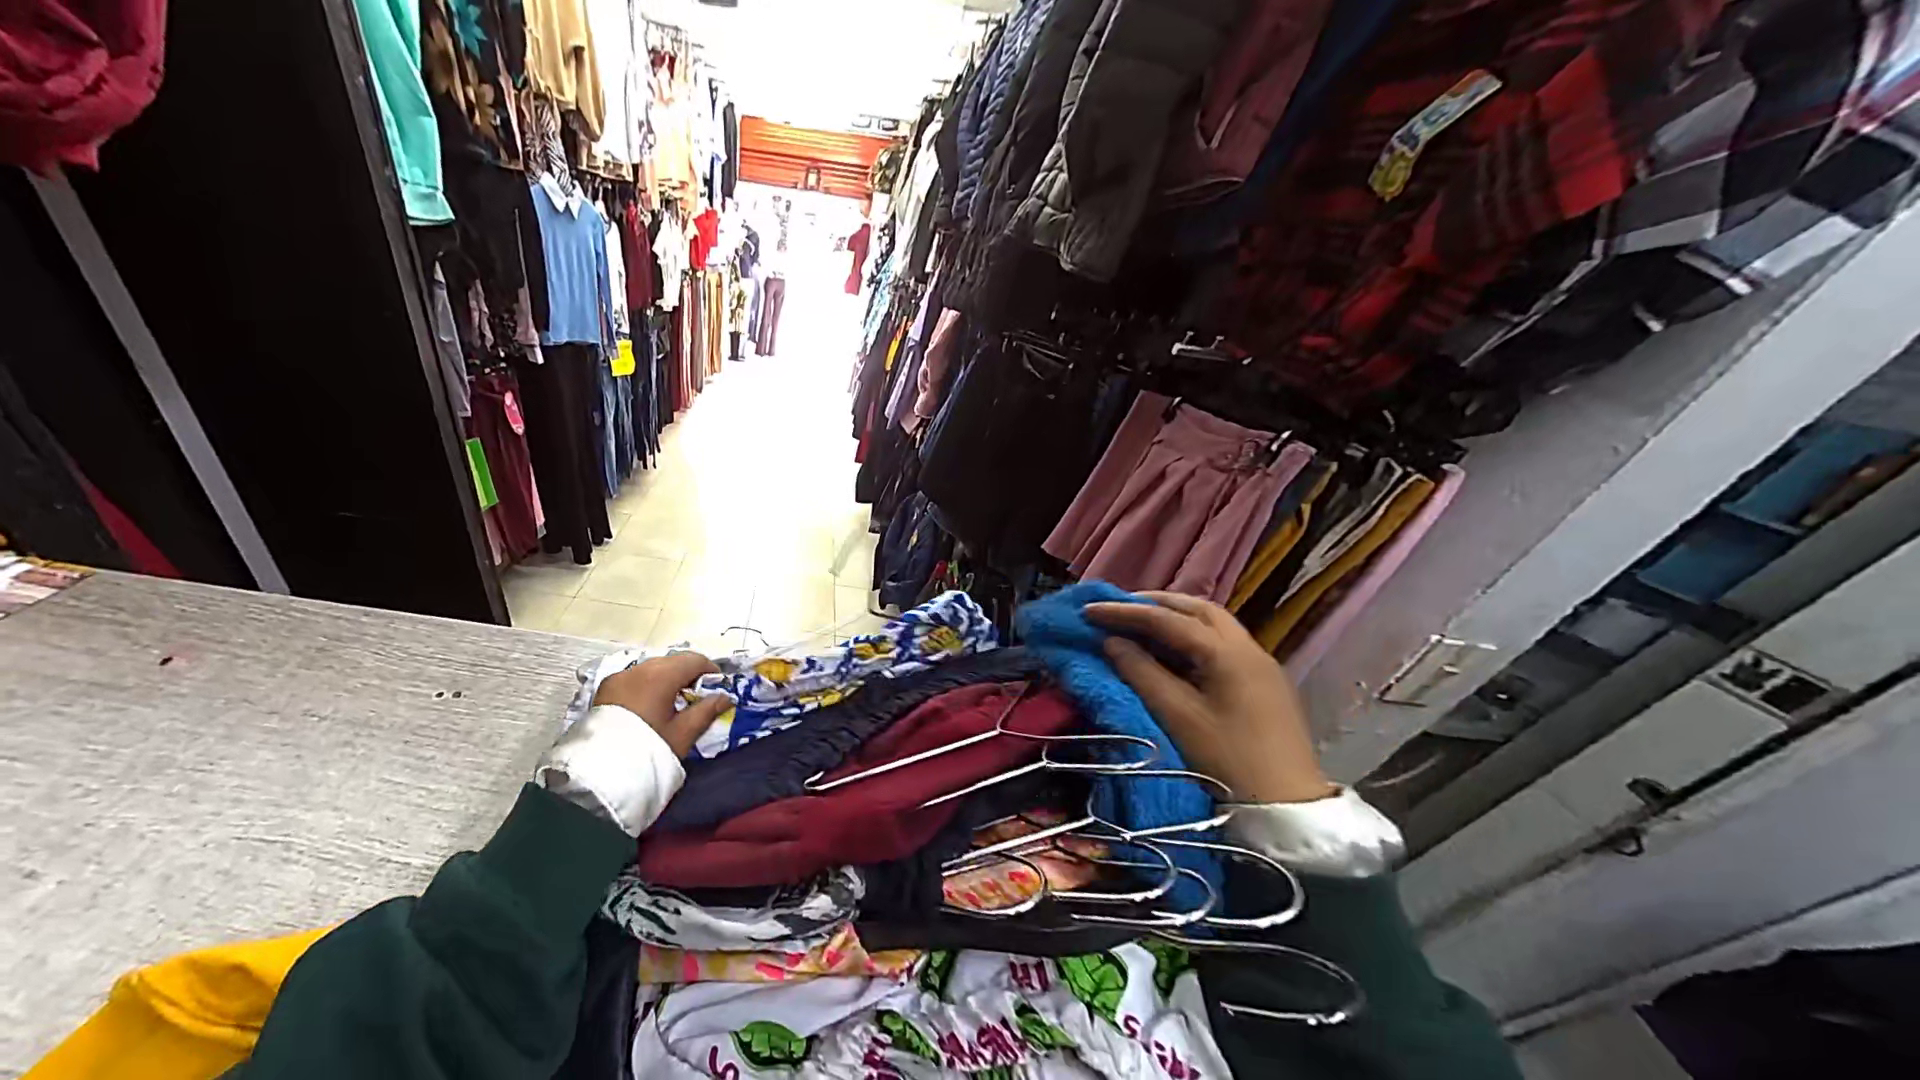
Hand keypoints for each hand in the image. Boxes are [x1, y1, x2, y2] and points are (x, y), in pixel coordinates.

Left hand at [592, 652, 730, 756]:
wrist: (599, 776)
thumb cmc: (648, 750)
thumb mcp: (684, 733)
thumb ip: (706, 711)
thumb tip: (724, 697)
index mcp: (661, 675)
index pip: (694, 660)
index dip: (710, 671)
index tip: (718, 687)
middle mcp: (638, 669)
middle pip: (672, 661)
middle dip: (689, 674)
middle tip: (698, 696)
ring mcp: (619, 678)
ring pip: (652, 668)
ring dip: (667, 678)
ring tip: (674, 702)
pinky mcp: (605, 689)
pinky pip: (635, 678)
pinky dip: (648, 684)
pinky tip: (651, 704)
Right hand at [1085, 592, 1335, 805]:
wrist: (1286, 807)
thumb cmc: (1227, 762)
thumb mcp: (1177, 716)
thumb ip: (1141, 672)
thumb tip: (1111, 642)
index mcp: (1226, 652)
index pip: (1167, 619)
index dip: (1124, 612)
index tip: (1089, 610)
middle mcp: (1247, 647)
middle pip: (1196, 609)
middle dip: (1154, 603)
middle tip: (1117, 609)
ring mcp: (1260, 662)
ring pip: (1212, 623)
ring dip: (1174, 616)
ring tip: (1139, 623)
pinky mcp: (1263, 681)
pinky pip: (1222, 641)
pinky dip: (1191, 635)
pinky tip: (1170, 649)